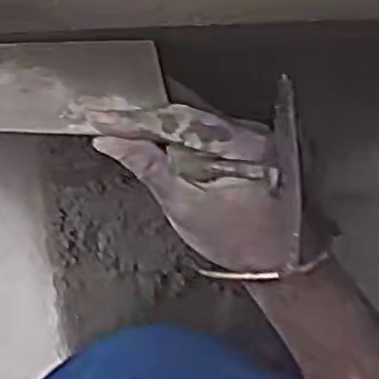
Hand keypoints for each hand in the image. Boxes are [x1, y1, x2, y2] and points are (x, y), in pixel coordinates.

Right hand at [87, 102, 298, 271]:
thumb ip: (147, 167)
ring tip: (112, 122)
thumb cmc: (234, 239)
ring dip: (149, 121)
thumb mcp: (183, 205)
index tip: (98, 119)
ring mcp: (249, 138)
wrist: (279, 262)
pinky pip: (196, 128)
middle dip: (138, 117)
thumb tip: (107, 141)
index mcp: (246, 148)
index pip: (178, 124)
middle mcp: (252, 134)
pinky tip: (140, 131)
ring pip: (188, 119)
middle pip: (183, 116)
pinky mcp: (240, 145)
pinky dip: (165, 130)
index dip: (133, 121)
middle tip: (99, 118)